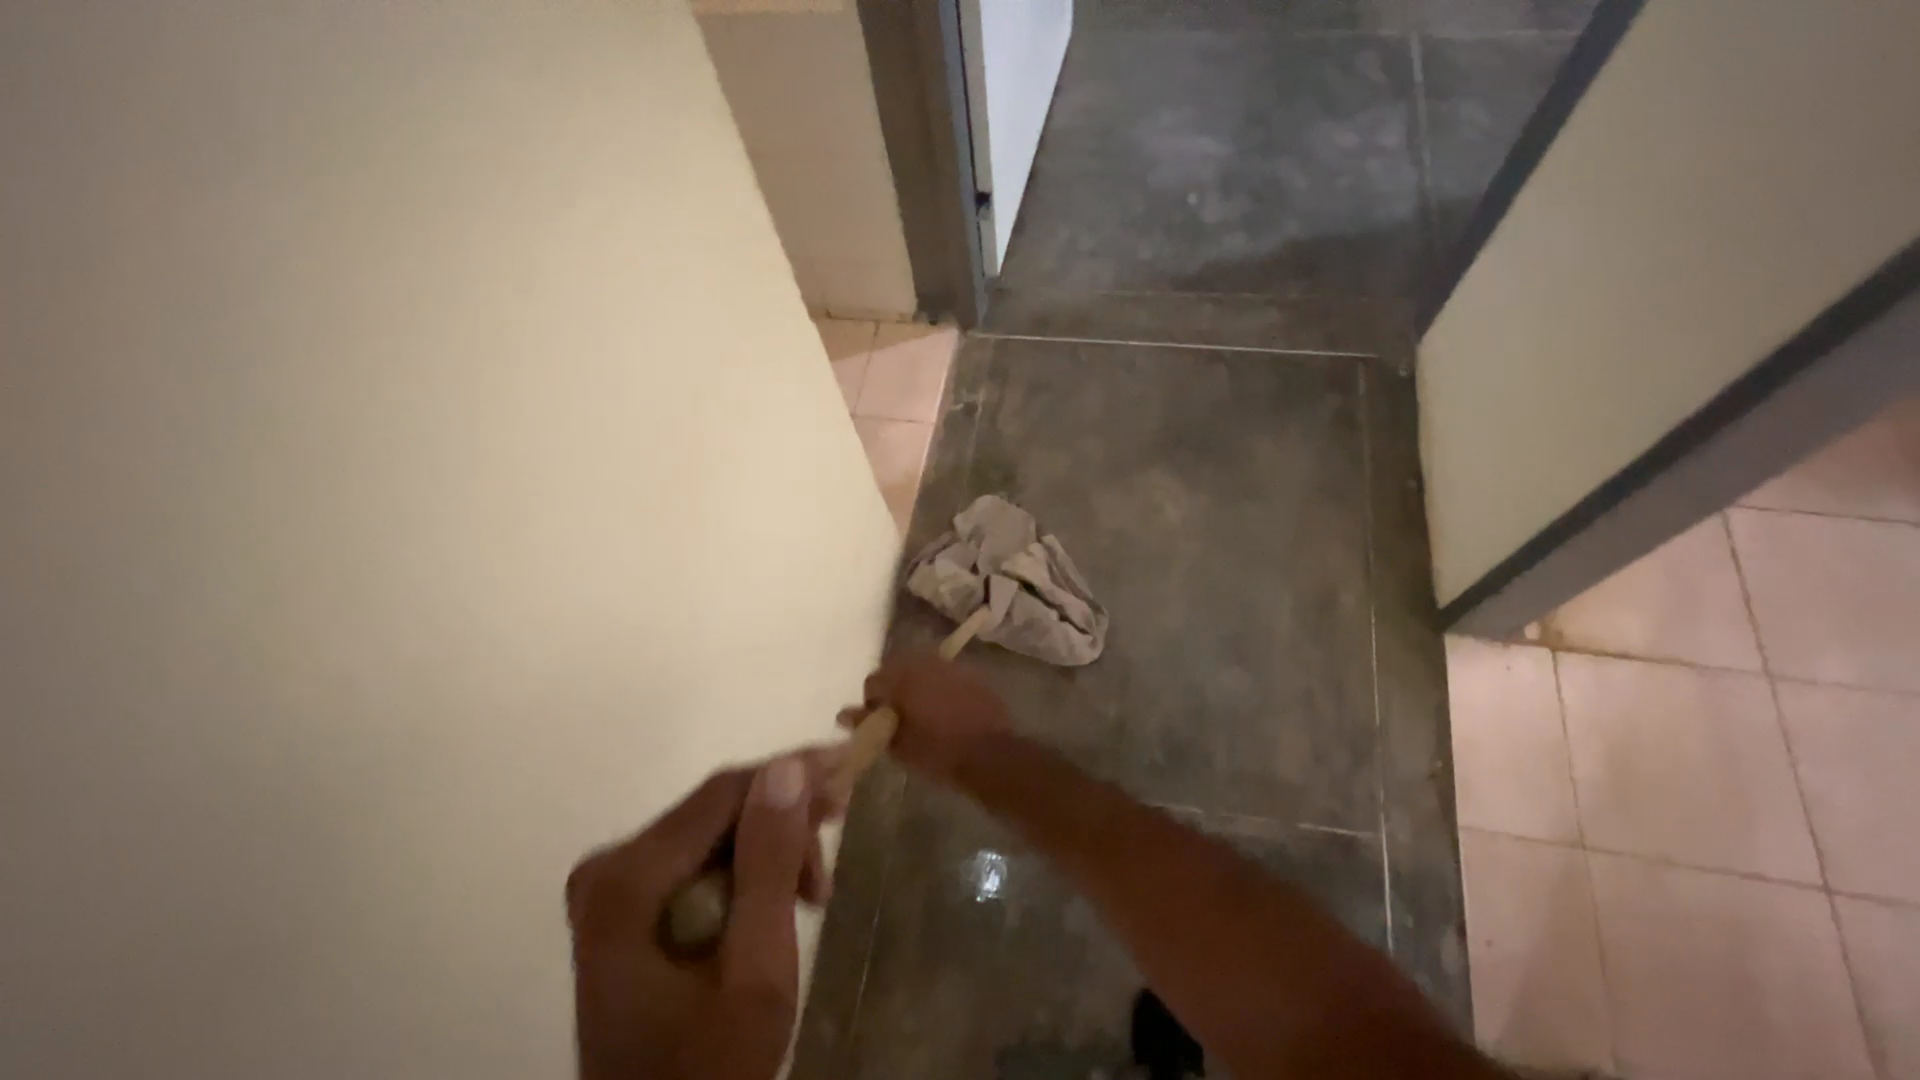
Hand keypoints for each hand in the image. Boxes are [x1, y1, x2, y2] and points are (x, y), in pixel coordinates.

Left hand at [565, 751, 843, 1079]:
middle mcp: (608, 867)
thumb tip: (788, 768)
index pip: (724, 793)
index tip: (850, 764)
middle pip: (716, 809)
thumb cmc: (712, 1065)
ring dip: (771, 848)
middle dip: (785, 820)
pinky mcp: (625, 906)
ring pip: (713, 831)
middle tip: (839, 845)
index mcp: (627, 881)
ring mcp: (612, 886)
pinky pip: (698, 859)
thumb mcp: (758, 969)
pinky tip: (781, 898)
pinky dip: (747, 870)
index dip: (792, 771)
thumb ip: (769, 865)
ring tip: (816, 893)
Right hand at [839, 652, 1010, 782]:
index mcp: (903, 676)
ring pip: (924, 670)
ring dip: (918, 687)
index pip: (874, 681)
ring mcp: (952, 667)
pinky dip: (941, 689)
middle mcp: (926, 662)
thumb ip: (869, 725)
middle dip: (895, 689)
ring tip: (922, 715)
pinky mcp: (973, 676)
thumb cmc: (938, 752)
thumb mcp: (898, 744)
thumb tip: (844, 713)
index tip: (880, 723)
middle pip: (899, 669)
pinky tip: (946, 712)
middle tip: (899, 718)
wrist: (991, 754)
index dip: (873, 703)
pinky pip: (947, 677)